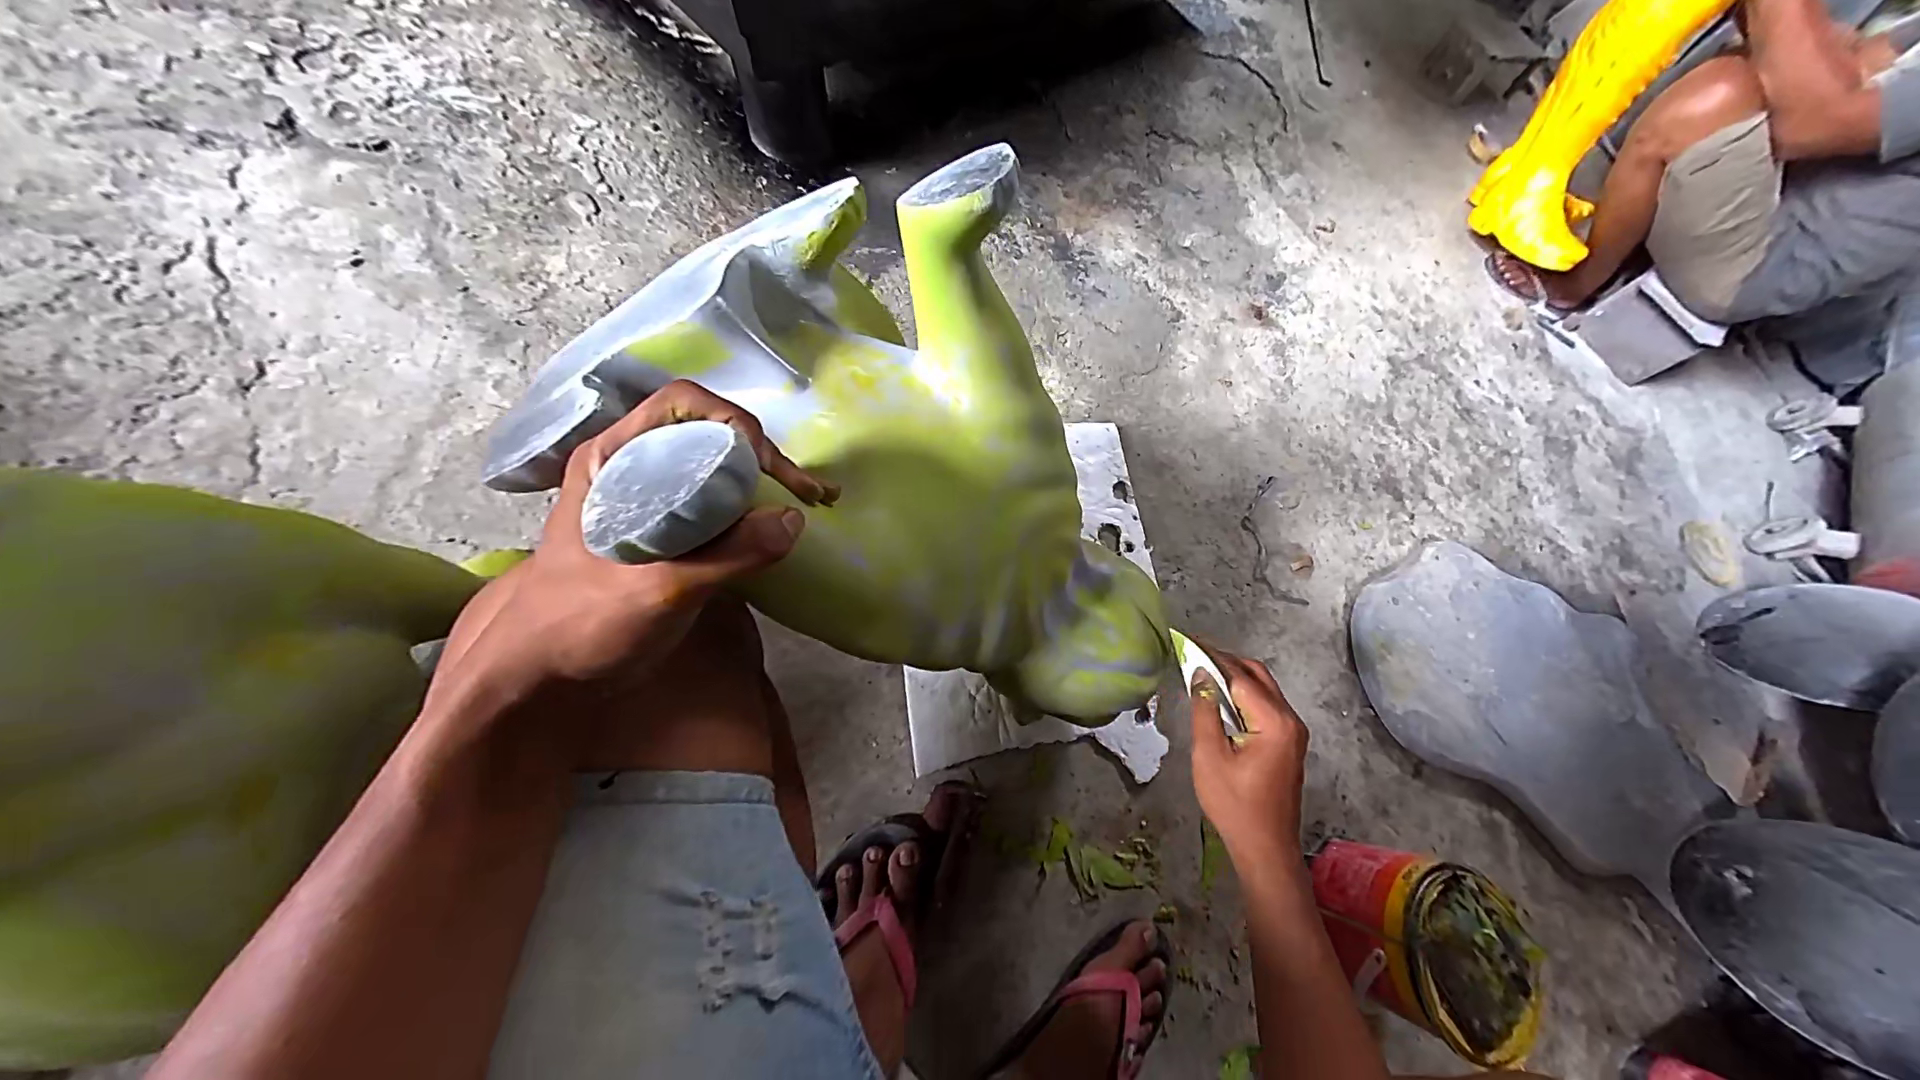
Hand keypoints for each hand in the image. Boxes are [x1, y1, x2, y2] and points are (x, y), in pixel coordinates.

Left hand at [425, 381, 834, 741]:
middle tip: (806, 491)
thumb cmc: (580, 624)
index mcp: (613, 458)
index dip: (731, 421)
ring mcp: (655, 498)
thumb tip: (793, 522)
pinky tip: (787, 526)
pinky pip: (723, 503)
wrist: (543, 671)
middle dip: (764, 455)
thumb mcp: (655, 590)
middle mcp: (636, 466)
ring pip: (721, 467)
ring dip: (769, 481)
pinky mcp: (674, 530)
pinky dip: (760, 509)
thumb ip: (725, 556)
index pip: (682, 405)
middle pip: (711, 432)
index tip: (764, 465)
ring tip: (811, 502)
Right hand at [1188, 649, 1309, 863]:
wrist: (1264, 847)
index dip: (1213, 656)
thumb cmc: (1234, 804)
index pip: (1240, 676)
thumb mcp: (1210, 755)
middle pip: (1257, 675)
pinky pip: (1265, 705)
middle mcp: (1291, 721)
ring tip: (1201, 670)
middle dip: (1225, 660)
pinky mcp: (1288, 743)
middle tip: (1192, 652)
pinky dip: (1242, 694)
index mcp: (1275, 722)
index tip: (1187, 640)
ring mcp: (1293, 732)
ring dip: (1234, 676)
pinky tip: (1219, 697)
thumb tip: (1201, 674)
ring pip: (1263, 689)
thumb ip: (1206, 709)